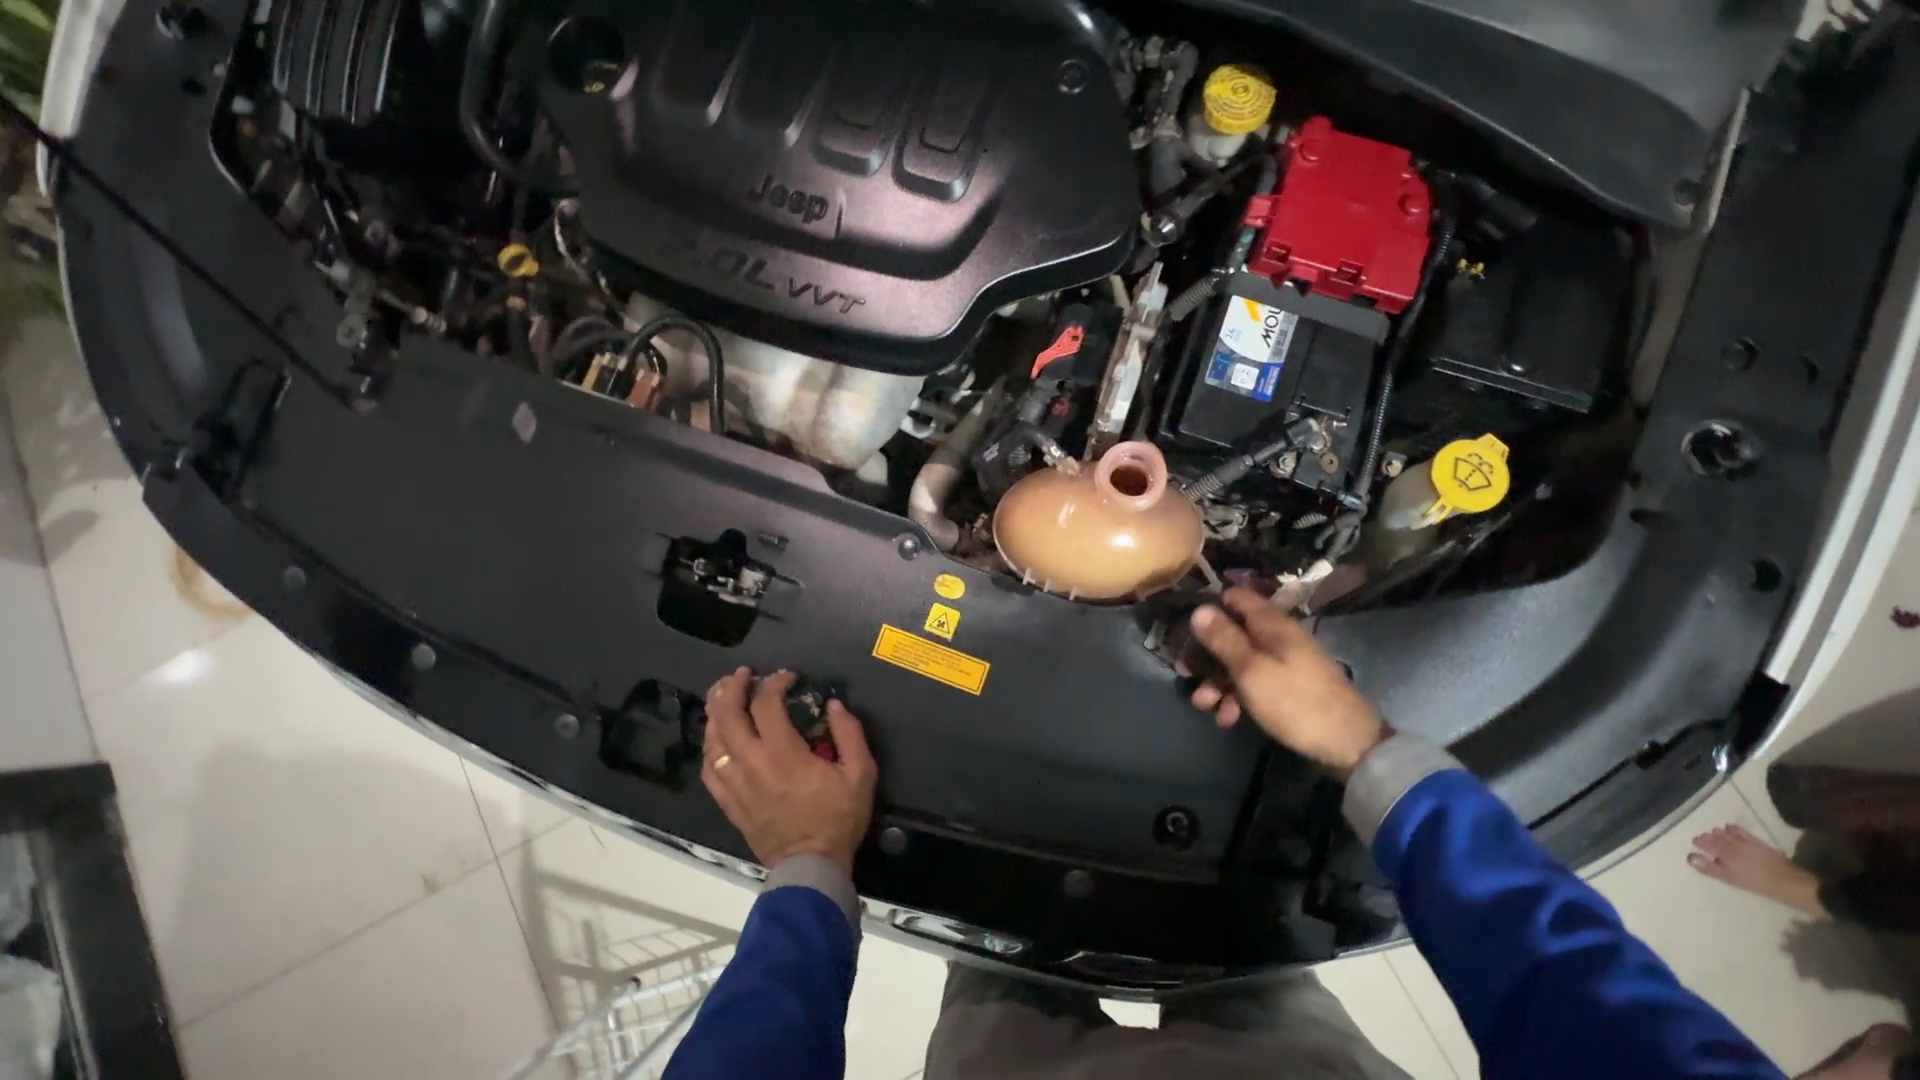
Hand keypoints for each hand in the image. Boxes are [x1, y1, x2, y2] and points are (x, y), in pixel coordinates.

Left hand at [700, 668, 878, 874]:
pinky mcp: (727, 801)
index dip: (774, 682)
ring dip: (716, 711)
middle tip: (743, 674)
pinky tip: (717, 737)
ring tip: (724, 696)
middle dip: (733, 687)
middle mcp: (750, 762)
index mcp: (781, 752)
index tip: (787, 677)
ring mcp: (734, 783)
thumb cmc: (837, 819)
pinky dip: (710, 746)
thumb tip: (834, 705)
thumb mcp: (860, 773)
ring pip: (712, 738)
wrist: (810, 867)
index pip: (765, 703)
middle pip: (727, 714)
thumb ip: (849, 733)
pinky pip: (708, 767)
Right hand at [1186, 588, 1388, 779]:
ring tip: (1204, 704)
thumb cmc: (1295, 703)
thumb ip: (1224, 640)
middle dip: (1207, 654)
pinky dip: (1237, 697)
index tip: (1186, 630)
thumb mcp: (1251, 671)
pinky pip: (1254, 684)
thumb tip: (1199, 609)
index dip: (1209, 610)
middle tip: (1184, 672)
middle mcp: (1278, 638)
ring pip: (1240, 663)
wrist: (1348, 745)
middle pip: (1233, 634)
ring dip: (1218, 682)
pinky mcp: (1287, 689)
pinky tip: (1228, 718)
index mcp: (1272, 625)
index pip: (1236, 598)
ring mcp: (1284, 664)